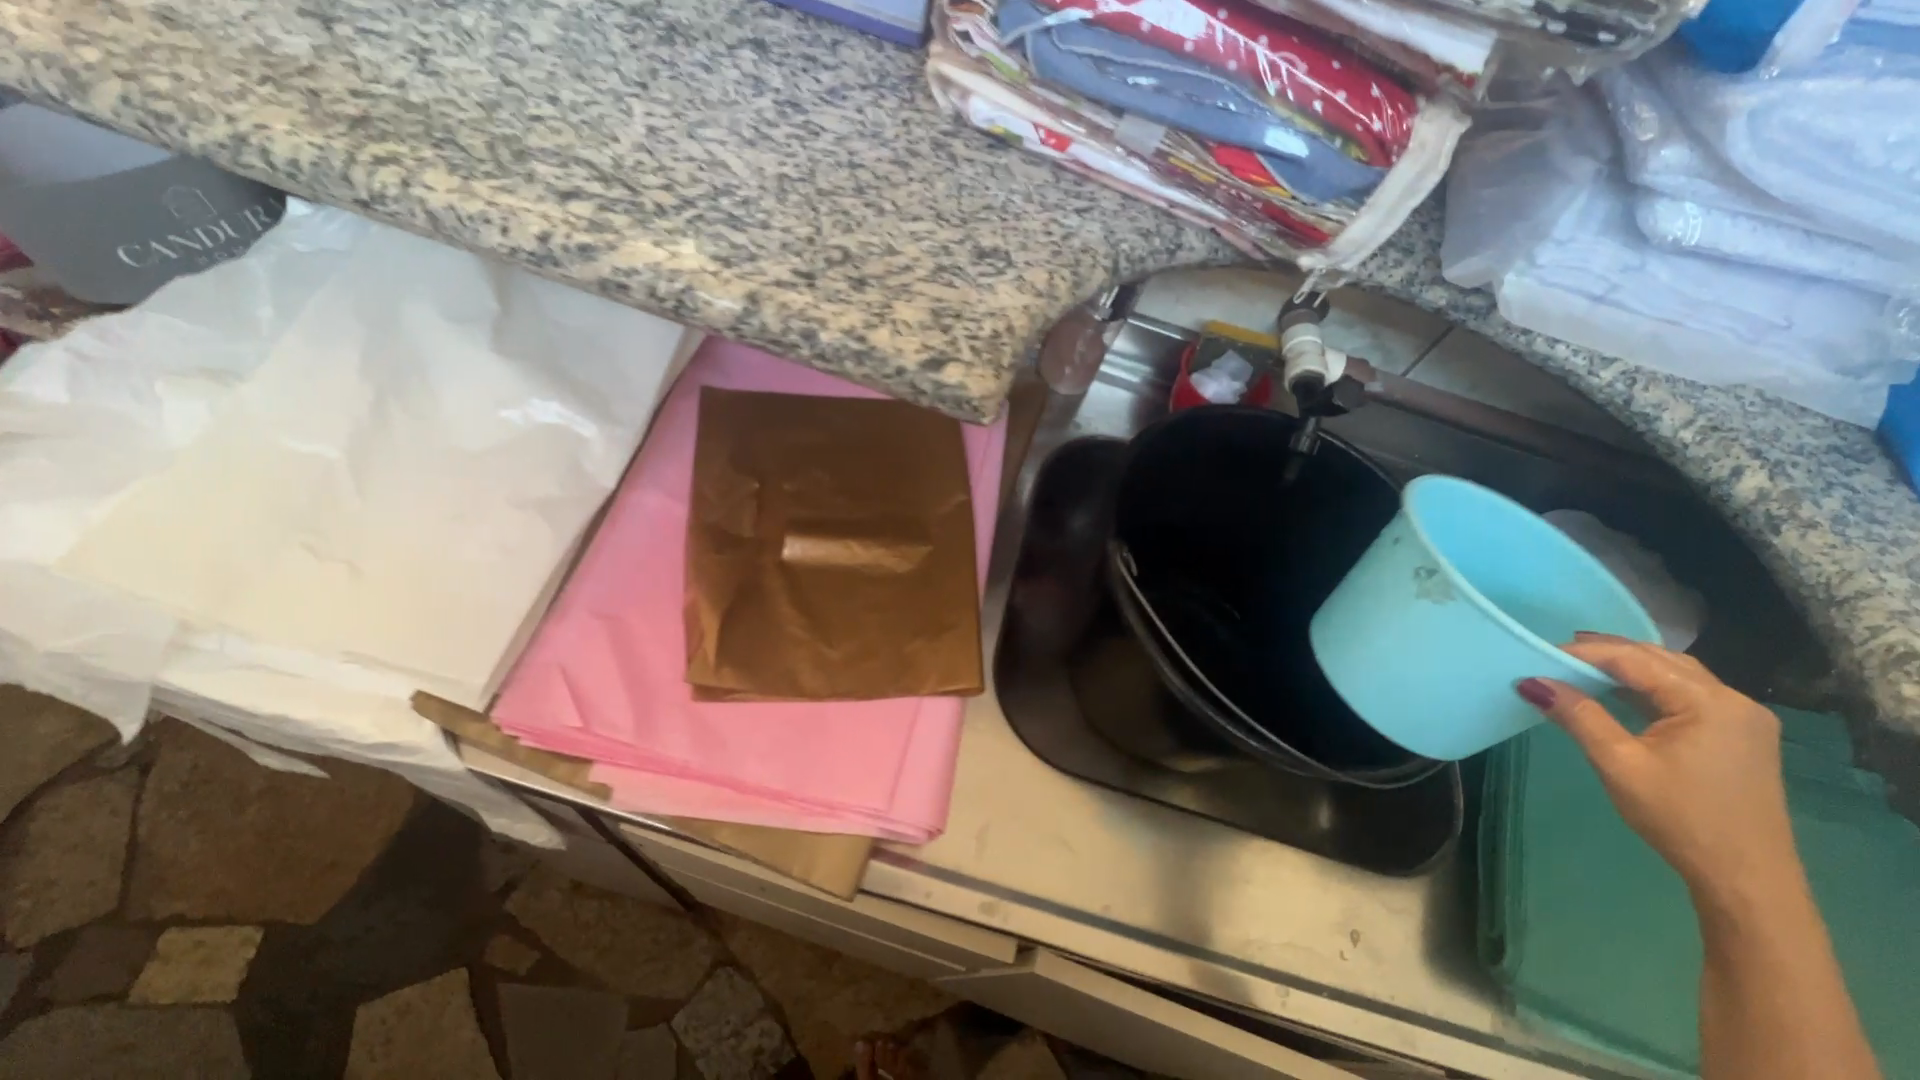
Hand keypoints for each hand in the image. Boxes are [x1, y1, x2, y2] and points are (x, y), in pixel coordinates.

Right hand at [1516, 635, 1800, 905]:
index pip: (1636, 660)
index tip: (1540, 655)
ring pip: (1679, 677)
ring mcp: (1744, 719)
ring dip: (1633, 670)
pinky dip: (1654, 690)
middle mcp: (1734, 700)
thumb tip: (1533, 683)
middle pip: (1662, 661)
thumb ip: (1579, 717)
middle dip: (1610, 654)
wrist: (1746, 878)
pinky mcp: (1743, 738)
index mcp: (1709, 702)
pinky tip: (1626, 697)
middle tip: (1558, 654)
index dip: (1586, 653)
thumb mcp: (1619, 765)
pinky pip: (1692, 697)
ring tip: (1586, 670)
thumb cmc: (1680, 818)